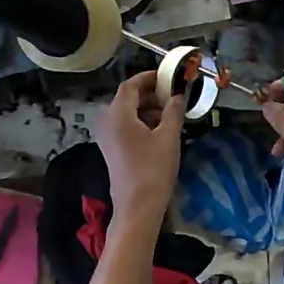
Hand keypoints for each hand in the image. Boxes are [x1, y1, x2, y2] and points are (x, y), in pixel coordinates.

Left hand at [96, 71, 183, 224]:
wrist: (137, 207)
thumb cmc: (153, 169)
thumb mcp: (168, 137)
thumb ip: (173, 111)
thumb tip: (177, 95)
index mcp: (118, 114)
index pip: (130, 85)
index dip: (149, 78)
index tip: (167, 77)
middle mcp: (107, 122)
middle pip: (127, 99)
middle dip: (150, 95)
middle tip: (173, 97)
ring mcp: (106, 137)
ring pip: (126, 113)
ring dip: (147, 110)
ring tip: (171, 115)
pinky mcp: (111, 150)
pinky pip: (124, 127)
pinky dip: (141, 123)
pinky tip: (160, 131)